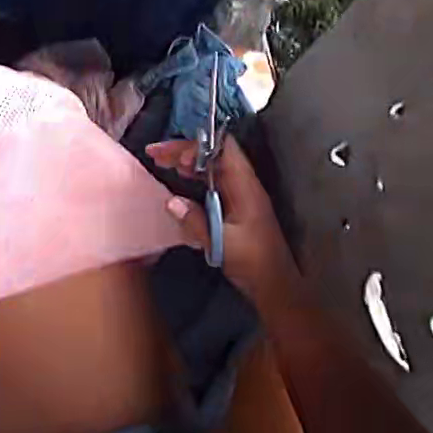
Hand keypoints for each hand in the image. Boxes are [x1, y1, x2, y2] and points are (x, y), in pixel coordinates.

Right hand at [146, 141, 303, 308]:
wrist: (277, 286)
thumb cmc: (254, 263)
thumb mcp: (222, 243)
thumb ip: (196, 222)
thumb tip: (171, 201)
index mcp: (245, 185)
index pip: (222, 148)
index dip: (197, 146)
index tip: (173, 156)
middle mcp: (243, 183)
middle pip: (213, 153)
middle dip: (184, 150)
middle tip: (155, 152)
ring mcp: (240, 193)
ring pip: (212, 166)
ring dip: (187, 161)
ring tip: (161, 160)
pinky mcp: (236, 205)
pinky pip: (213, 180)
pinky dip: (194, 175)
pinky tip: (179, 179)